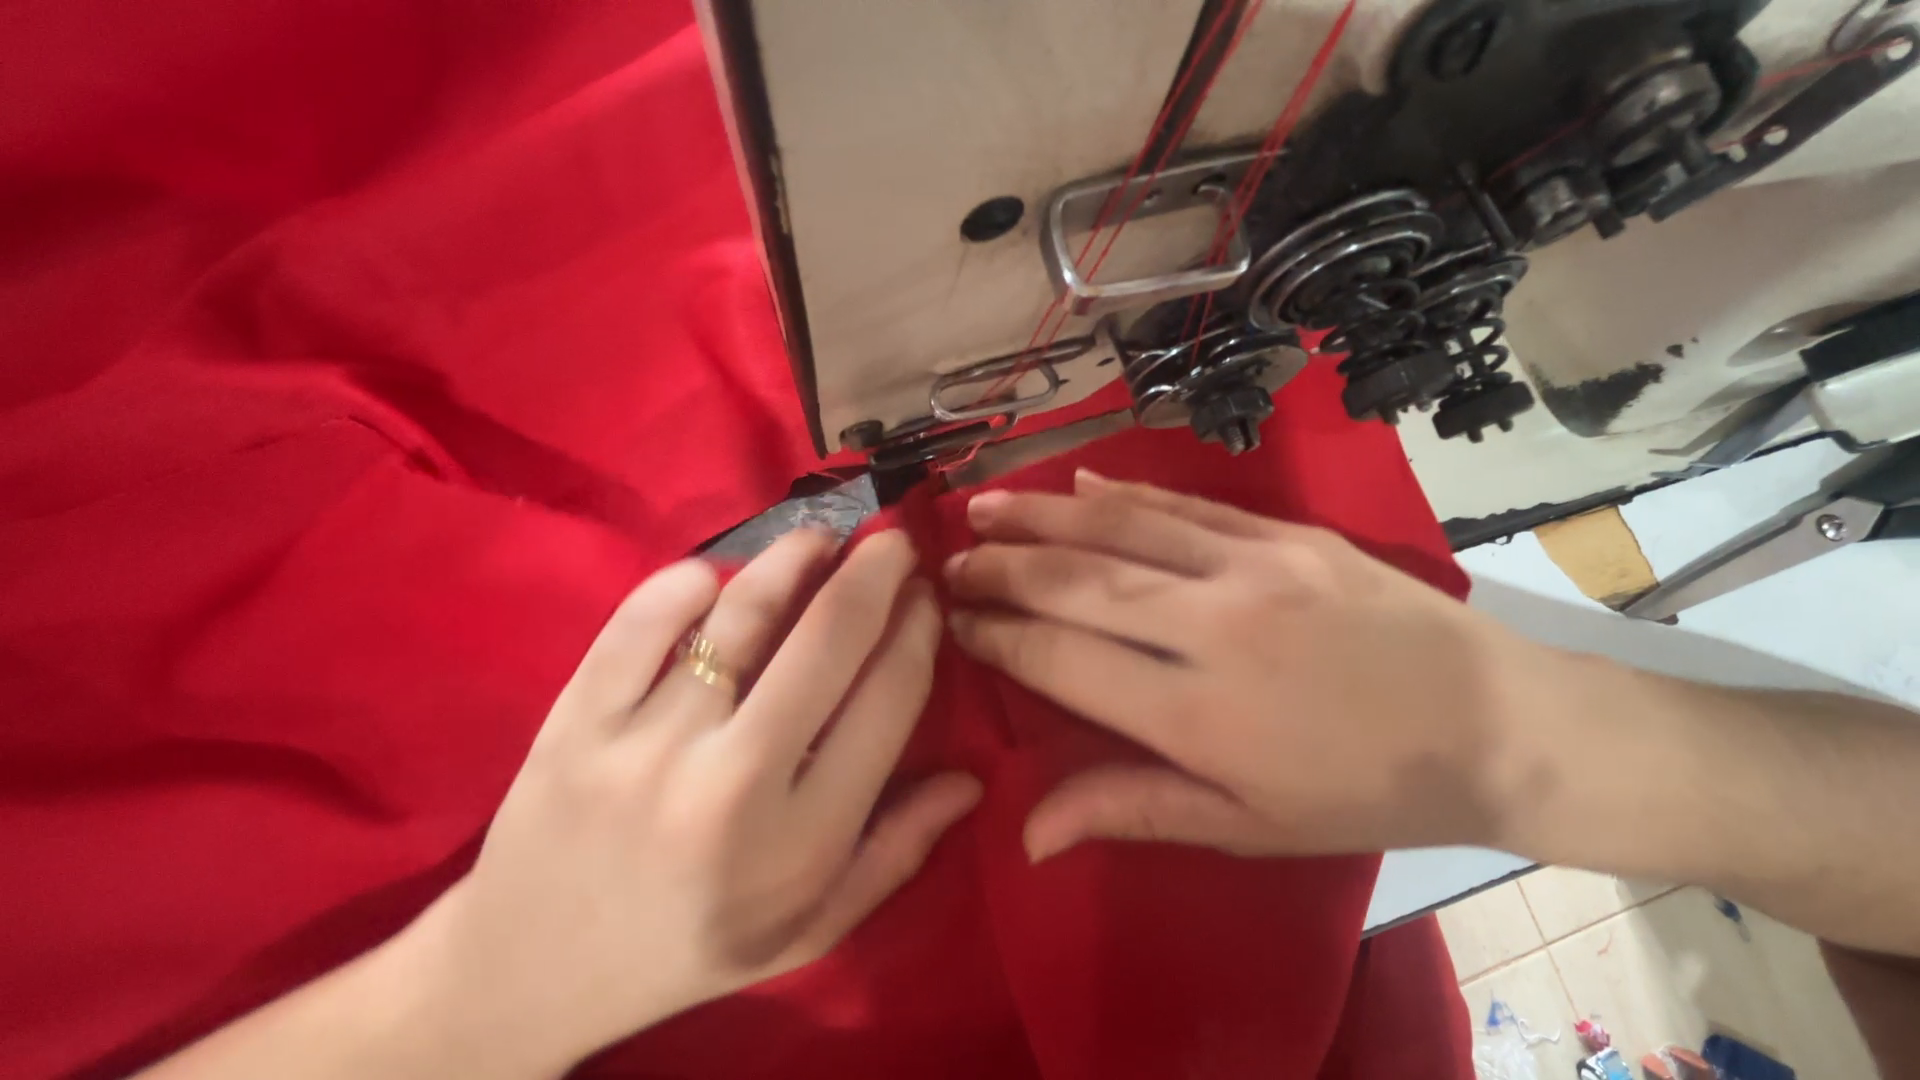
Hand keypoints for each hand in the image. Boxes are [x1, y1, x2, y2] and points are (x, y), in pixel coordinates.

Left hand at [407, 529, 979, 1073]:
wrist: (533, 972)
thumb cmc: (690, 948)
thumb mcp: (808, 929)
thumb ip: (895, 855)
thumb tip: (970, 780)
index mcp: (802, 838)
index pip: (888, 698)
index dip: (919, 631)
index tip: (927, 598)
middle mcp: (732, 780)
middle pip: (827, 639)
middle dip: (876, 573)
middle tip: (892, 543)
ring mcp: (646, 743)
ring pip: (739, 615)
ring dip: (794, 558)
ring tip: (821, 539)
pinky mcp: (577, 718)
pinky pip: (640, 621)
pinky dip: (687, 582)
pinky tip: (718, 574)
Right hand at [945, 471, 1543, 862]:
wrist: (1499, 726)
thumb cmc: (1363, 793)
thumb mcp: (1246, 827)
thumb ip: (1130, 809)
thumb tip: (1026, 830)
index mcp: (1195, 715)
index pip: (1061, 660)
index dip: (997, 637)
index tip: (953, 624)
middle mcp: (1211, 627)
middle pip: (1078, 583)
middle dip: (1001, 568)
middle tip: (948, 560)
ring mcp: (1251, 567)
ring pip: (1120, 529)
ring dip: (1043, 516)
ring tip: (983, 506)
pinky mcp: (1287, 534)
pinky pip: (1185, 504)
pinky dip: (1123, 492)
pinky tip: (1076, 482)